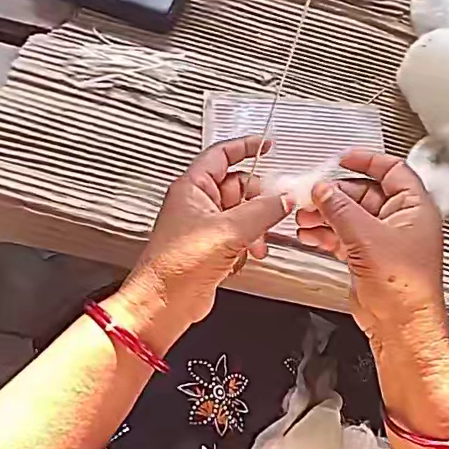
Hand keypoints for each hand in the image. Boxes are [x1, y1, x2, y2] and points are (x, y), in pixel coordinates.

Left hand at [120, 136, 293, 332]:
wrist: (164, 303)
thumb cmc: (176, 265)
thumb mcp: (229, 230)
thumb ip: (262, 211)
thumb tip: (283, 200)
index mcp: (192, 188)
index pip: (221, 155)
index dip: (245, 147)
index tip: (265, 145)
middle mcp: (197, 204)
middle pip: (237, 186)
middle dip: (258, 198)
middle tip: (274, 204)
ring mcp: (204, 226)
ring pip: (241, 212)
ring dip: (256, 225)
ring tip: (259, 238)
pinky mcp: (211, 247)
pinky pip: (239, 234)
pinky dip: (250, 242)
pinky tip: (251, 253)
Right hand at [293, 150, 448, 350]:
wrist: (401, 327)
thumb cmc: (404, 289)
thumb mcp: (366, 237)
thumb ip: (340, 208)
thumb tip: (323, 190)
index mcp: (414, 208)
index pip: (392, 170)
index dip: (367, 161)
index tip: (344, 158)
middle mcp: (402, 222)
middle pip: (364, 194)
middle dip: (335, 195)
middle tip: (312, 194)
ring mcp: (385, 241)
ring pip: (351, 217)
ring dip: (326, 215)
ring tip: (305, 215)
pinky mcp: (370, 259)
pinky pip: (345, 237)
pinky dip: (327, 234)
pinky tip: (310, 233)